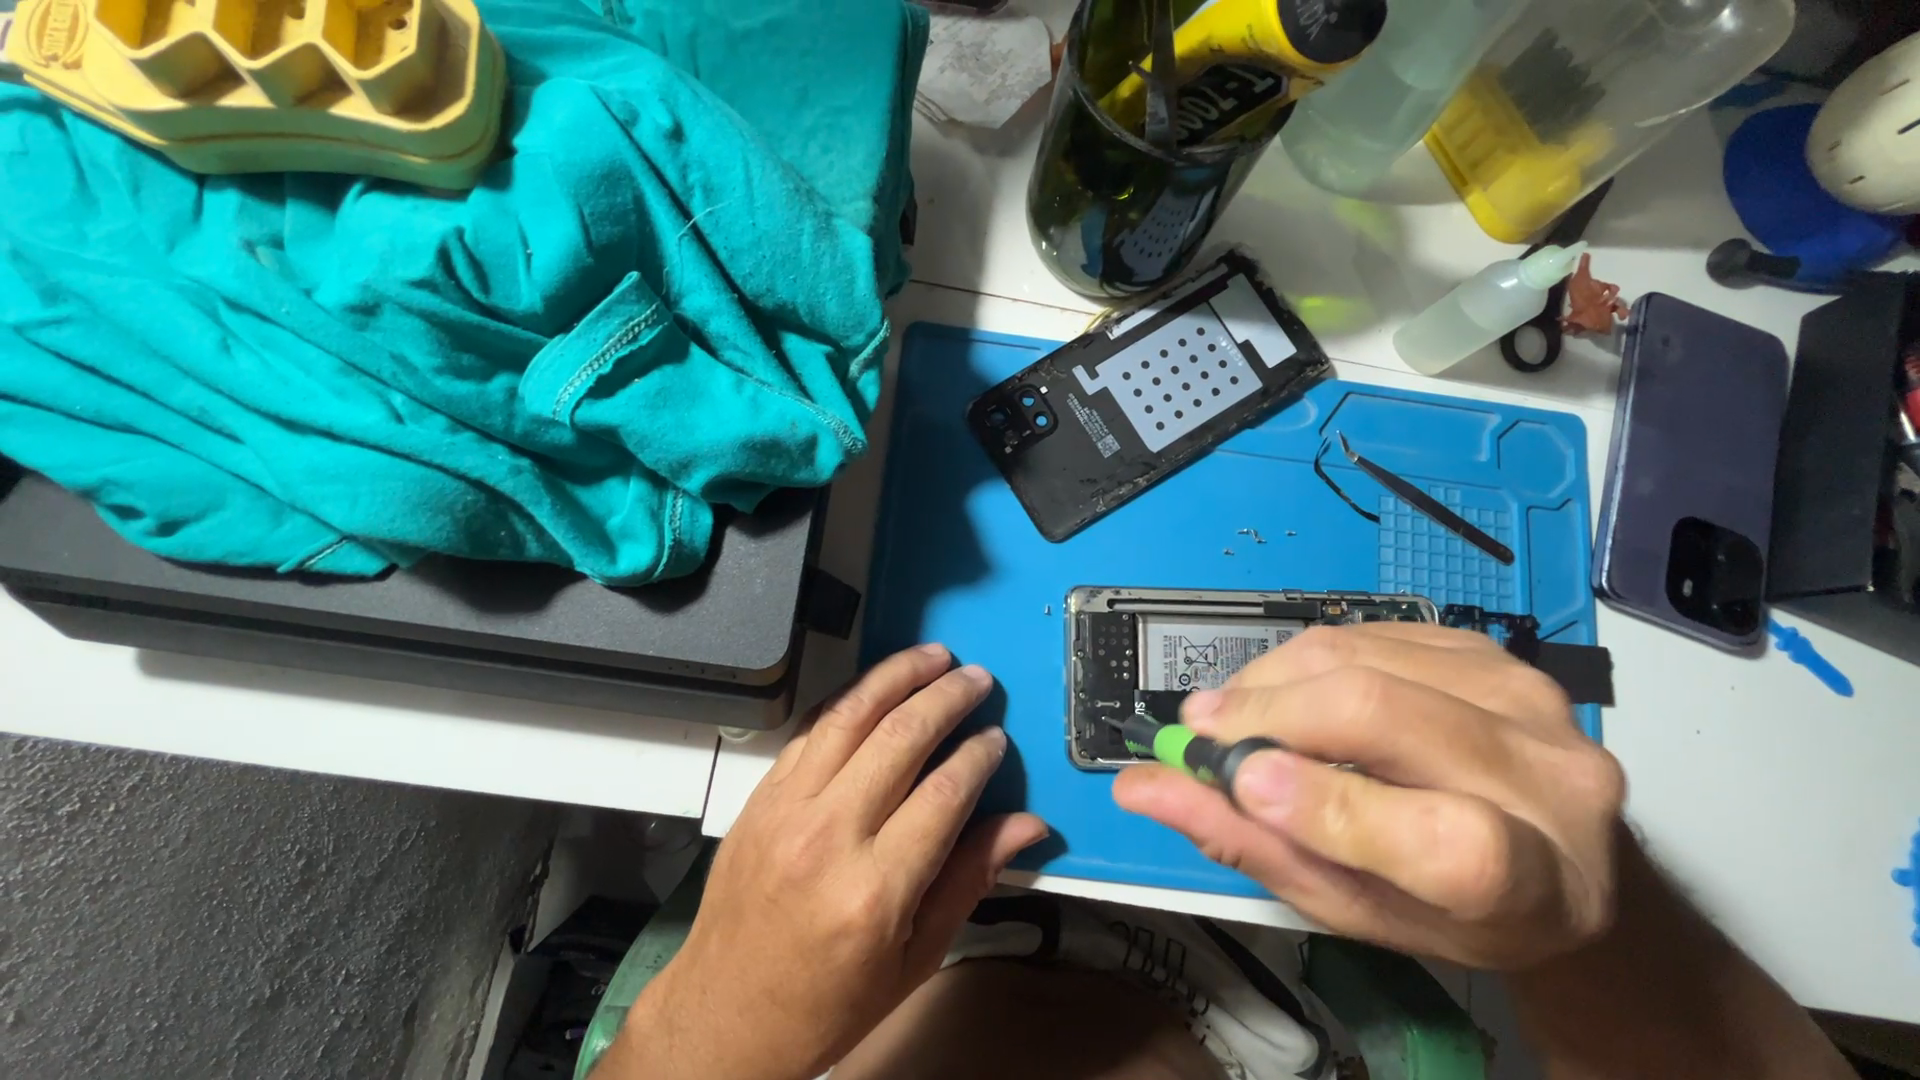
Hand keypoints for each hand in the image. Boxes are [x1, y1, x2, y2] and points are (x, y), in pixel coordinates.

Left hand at [609, 645, 1048, 1079]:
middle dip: (947, 699)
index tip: (997, 738)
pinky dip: (847, 698)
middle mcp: (829, 836)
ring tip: (933, 655)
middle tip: (977, 679)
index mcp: (877, 889)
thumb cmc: (832, 999)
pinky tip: (875, 684)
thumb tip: (1028, 824)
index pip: (945, 793)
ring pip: (850, 716)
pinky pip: (809, 730)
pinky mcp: (761, 797)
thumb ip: (970, 878)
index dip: (979, 756)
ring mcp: (787, 809)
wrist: (727, 1014)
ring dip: (896, 676)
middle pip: (900, 739)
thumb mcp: (916, 956)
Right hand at [1113, 623, 1624, 970]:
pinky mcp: (1490, 650)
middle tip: (1200, 733)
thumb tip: (1142, 787)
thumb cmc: (1441, 907)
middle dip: (1270, 714)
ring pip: (1361, 658)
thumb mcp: (1345, 905)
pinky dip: (1302, 660)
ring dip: (1271, 681)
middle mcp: (1546, 778)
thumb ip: (1247, 845)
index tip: (1240, 783)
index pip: (1448, 843)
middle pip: (1386, 714)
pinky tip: (1288, 693)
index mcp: (1532, 887)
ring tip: (1233, 715)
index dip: (1334, 809)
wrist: (1550, 857)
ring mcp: (1526, 698)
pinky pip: (1368, 633)